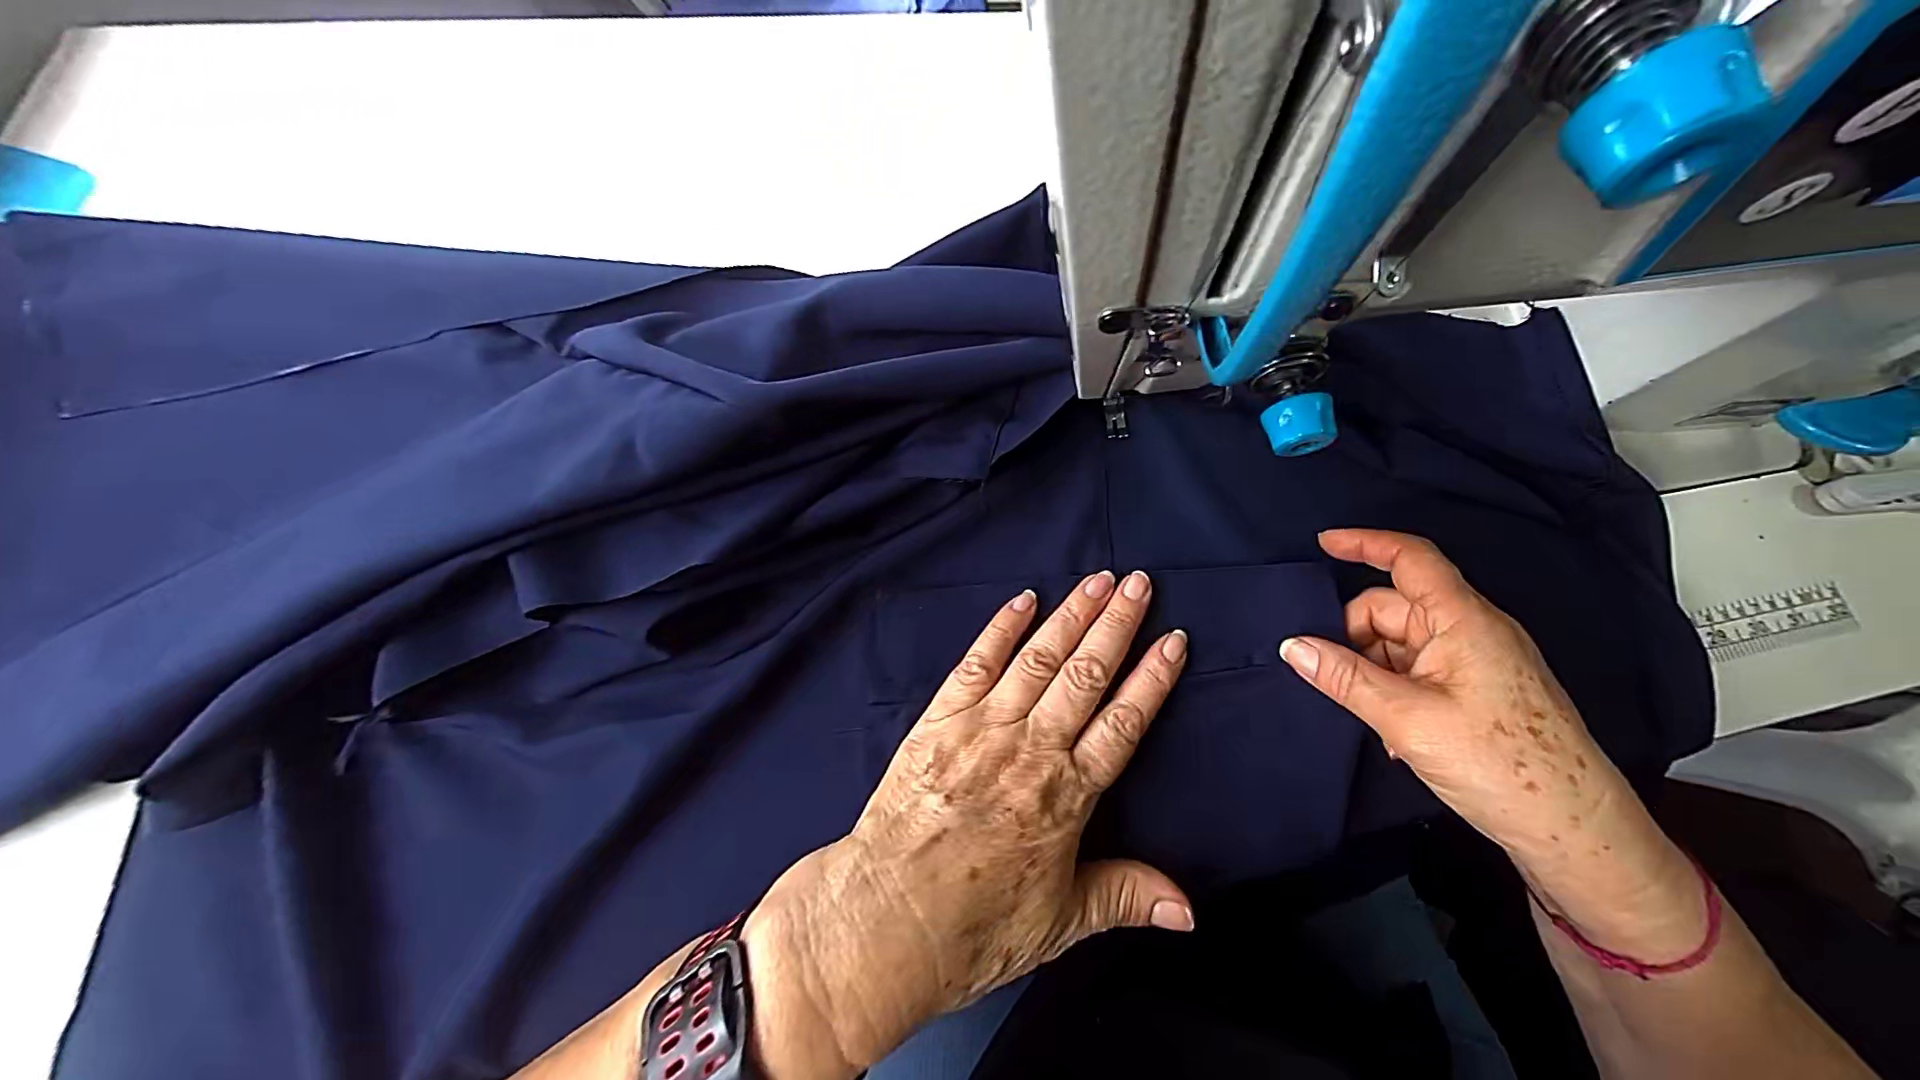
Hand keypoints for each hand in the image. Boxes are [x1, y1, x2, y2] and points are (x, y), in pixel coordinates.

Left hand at [741, 571, 1192, 1077]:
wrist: (884, 919)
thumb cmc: (973, 927)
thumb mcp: (1060, 922)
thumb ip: (1125, 896)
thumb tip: (1189, 911)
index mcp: (1066, 796)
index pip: (1123, 722)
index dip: (1152, 679)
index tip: (1173, 640)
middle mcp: (1029, 751)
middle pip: (1085, 675)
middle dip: (1116, 624)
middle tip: (1139, 584)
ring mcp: (981, 730)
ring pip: (1037, 660)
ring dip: (1070, 616)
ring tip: (1098, 581)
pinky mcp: (938, 722)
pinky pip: (976, 664)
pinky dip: (1001, 629)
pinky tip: (1024, 601)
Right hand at [1278, 529, 1704, 960]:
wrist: (1574, 831)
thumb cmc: (1500, 765)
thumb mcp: (1405, 718)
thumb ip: (1342, 677)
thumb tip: (1291, 646)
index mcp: (1464, 620)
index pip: (1411, 559)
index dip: (1365, 543)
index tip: (1323, 542)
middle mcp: (1472, 630)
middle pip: (1392, 607)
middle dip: (1353, 634)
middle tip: (1332, 676)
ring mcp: (1477, 660)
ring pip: (1399, 642)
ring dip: (1371, 668)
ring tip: (1370, 715)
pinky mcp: (1478, 688)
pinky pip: (1416, 668)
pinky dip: (1391, 686)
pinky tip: (1388, 726)